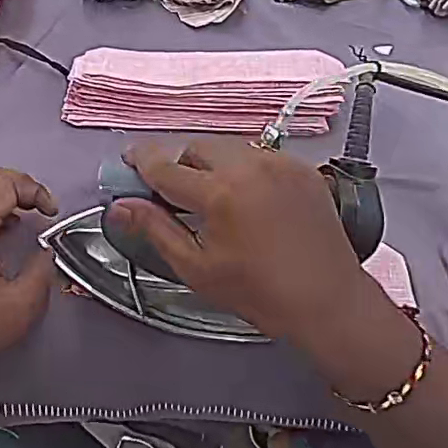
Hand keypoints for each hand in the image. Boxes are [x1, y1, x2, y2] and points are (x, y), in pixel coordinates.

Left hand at [0, 168, 58, 404]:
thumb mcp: (22, 305)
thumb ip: (42, 268)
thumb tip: (50, 246)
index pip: (3, 185)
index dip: (35, 191)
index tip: (53, 215)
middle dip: (23, 184)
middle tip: (44, 208)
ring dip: (11, 195)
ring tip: (34, 218)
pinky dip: (0, 208)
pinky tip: (15, 232)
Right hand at [117, 139, 419, 399]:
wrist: (326, 299)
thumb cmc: (260, 292)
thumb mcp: (197, 268)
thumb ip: (155, 229)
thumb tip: (121, 207)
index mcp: (220, 193)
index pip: (165, 165)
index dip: (141, 161)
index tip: (130, 161)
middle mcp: (251, 167)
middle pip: (197, 148)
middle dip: (180, 165)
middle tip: (176, 195)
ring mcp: (281, 164)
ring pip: (229, 148)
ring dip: (212, 164)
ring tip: (216, 200)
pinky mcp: (302, 169)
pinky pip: (260, 155)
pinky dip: (244, 169)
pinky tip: (248, 199)